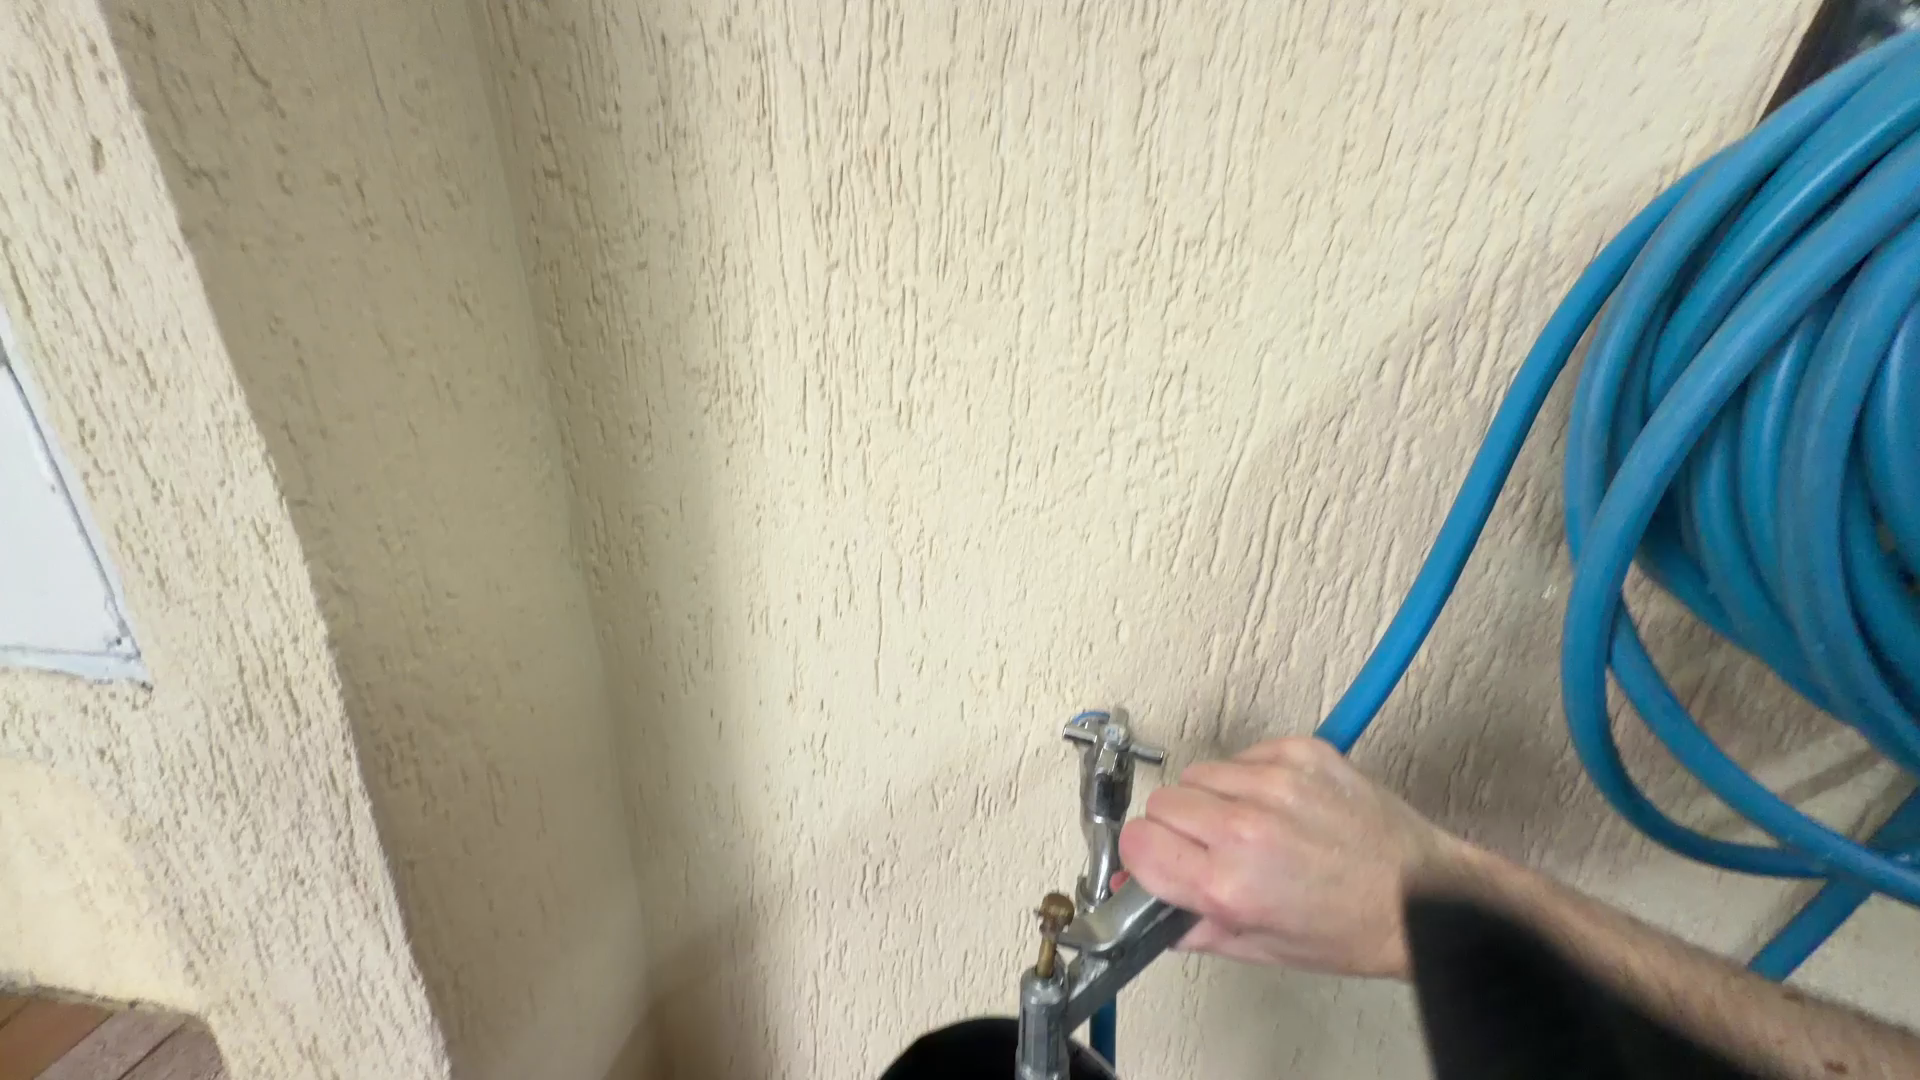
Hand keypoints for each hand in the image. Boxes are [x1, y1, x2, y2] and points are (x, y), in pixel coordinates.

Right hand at [1117, 735, 1470, 978]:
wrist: (1427, 895)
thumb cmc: (1353, 929)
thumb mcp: (1262, 946)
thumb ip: (1187, 921)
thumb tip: (1135, 894)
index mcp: (1232, 884)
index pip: (1137, 842)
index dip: (1143, 854)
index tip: (1157, 859)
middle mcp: (1247, 827)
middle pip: (1161, 802)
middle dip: (1174, 826)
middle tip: (1209, 847)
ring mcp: (1275, 782)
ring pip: (1196, 773)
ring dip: (1210, 798)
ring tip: (1250, 824)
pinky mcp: (1297, 752)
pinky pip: (1238, 754)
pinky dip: (1246, 776)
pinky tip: (1277, 804)